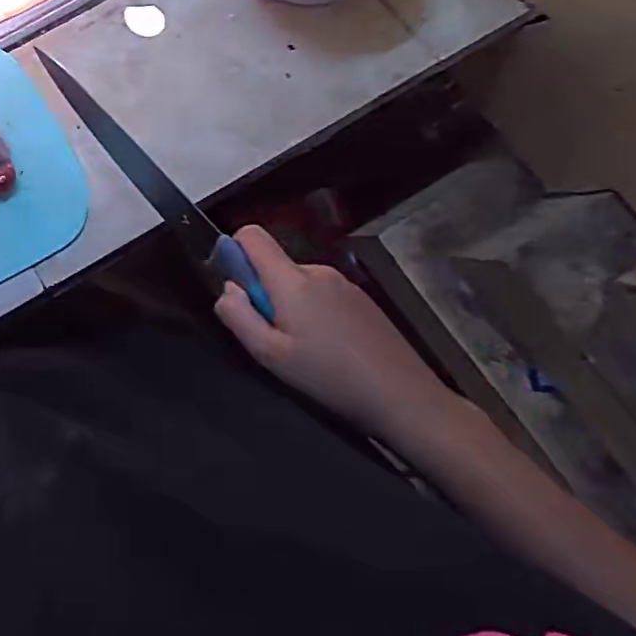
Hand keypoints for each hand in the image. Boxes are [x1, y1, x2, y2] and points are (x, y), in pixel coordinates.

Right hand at [213, 225, 459, 442]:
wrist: (407, 400)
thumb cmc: (330, 376)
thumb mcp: (268, 353)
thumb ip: (236, 314)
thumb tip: (228, 288)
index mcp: (292, 280)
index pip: (251, 235)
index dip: (234, 251)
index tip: (238, 288)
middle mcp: (318, 272)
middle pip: (273, 264)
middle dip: (264, 292)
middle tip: (276, 336)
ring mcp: (344, 284)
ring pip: (296, 282)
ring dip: (289, 304)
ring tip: (305, 346)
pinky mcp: (362, 299)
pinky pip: (320, 293)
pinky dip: (313, 311)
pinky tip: (330, 346)